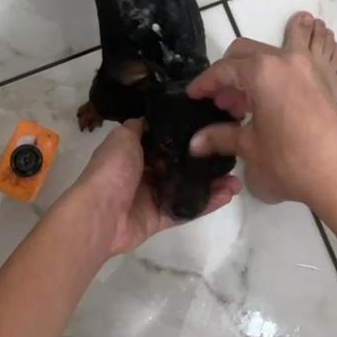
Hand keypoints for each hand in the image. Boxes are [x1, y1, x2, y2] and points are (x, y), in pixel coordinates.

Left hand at [58, 121, 242, 257]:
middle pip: (180, 166)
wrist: (100, 213)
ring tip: (236, 179)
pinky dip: (207, 203)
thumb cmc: (112, 169)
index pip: (165, 142)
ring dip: (211, 184)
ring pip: (187, 188)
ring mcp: (153, 198)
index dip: (187, 137)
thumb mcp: (124, 137)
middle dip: (204, 162)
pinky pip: (186, 210)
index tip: (212, 130)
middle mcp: (145, 173)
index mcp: (134, 152)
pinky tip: (228, 195)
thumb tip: (153, 117)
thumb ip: (140, 127)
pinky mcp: (160, 219)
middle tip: (231, 156)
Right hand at [186, 39, 336, 218]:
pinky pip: (292, 67)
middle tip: (223, 104)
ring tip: (246, 107)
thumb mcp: (249, 148)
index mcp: (261, 70)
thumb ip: (219, 137)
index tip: (195, 97)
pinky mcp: (323, 82)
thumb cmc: (290, 160)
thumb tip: (195, 142)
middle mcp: (284, 59)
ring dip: (253, 73)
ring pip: (270, 57)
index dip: (205, 84)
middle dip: (228, 75)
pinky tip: (272, 105)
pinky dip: (276, 77)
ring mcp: (307, 68)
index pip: (223, 69)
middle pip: (246, 53)